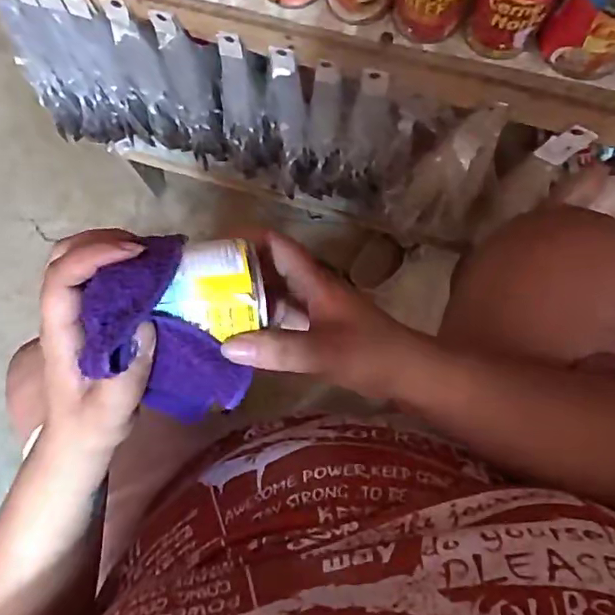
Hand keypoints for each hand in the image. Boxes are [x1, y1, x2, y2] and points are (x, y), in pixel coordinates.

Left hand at [36, 229, 156, 454]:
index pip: (62, 280)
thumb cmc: (91, 426)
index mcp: (59, 335)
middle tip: (144, 248)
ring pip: (75, 260)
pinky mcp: (89, 316)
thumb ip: (128, 373)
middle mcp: (61, 316)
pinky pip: (95, 276)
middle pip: (62, 257)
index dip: (94, 257)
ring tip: (149, 255)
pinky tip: (146, 271)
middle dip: (100, 241)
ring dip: (108, 247)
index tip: (135, 254)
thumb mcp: (112, 410)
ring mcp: (73, 314)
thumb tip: (147, 322)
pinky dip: (117, 261)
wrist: (77, 440)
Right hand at [219, 230, 426, 397]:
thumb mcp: (323, 352)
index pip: (277, 245)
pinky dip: (262, 323)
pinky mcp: (321, 332)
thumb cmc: (373, 356)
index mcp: (316, 282)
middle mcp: (314, 290)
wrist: (413, 375)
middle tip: (201, 282)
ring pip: (277, 294)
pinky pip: (284, 319)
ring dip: (248, 297)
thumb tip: (226, 344)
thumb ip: (278, 348)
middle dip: (238, 270)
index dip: (246, 238)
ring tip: (211, 307)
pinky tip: (242, 338)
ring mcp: (318, 311)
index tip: (211, 247)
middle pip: (271, 268)